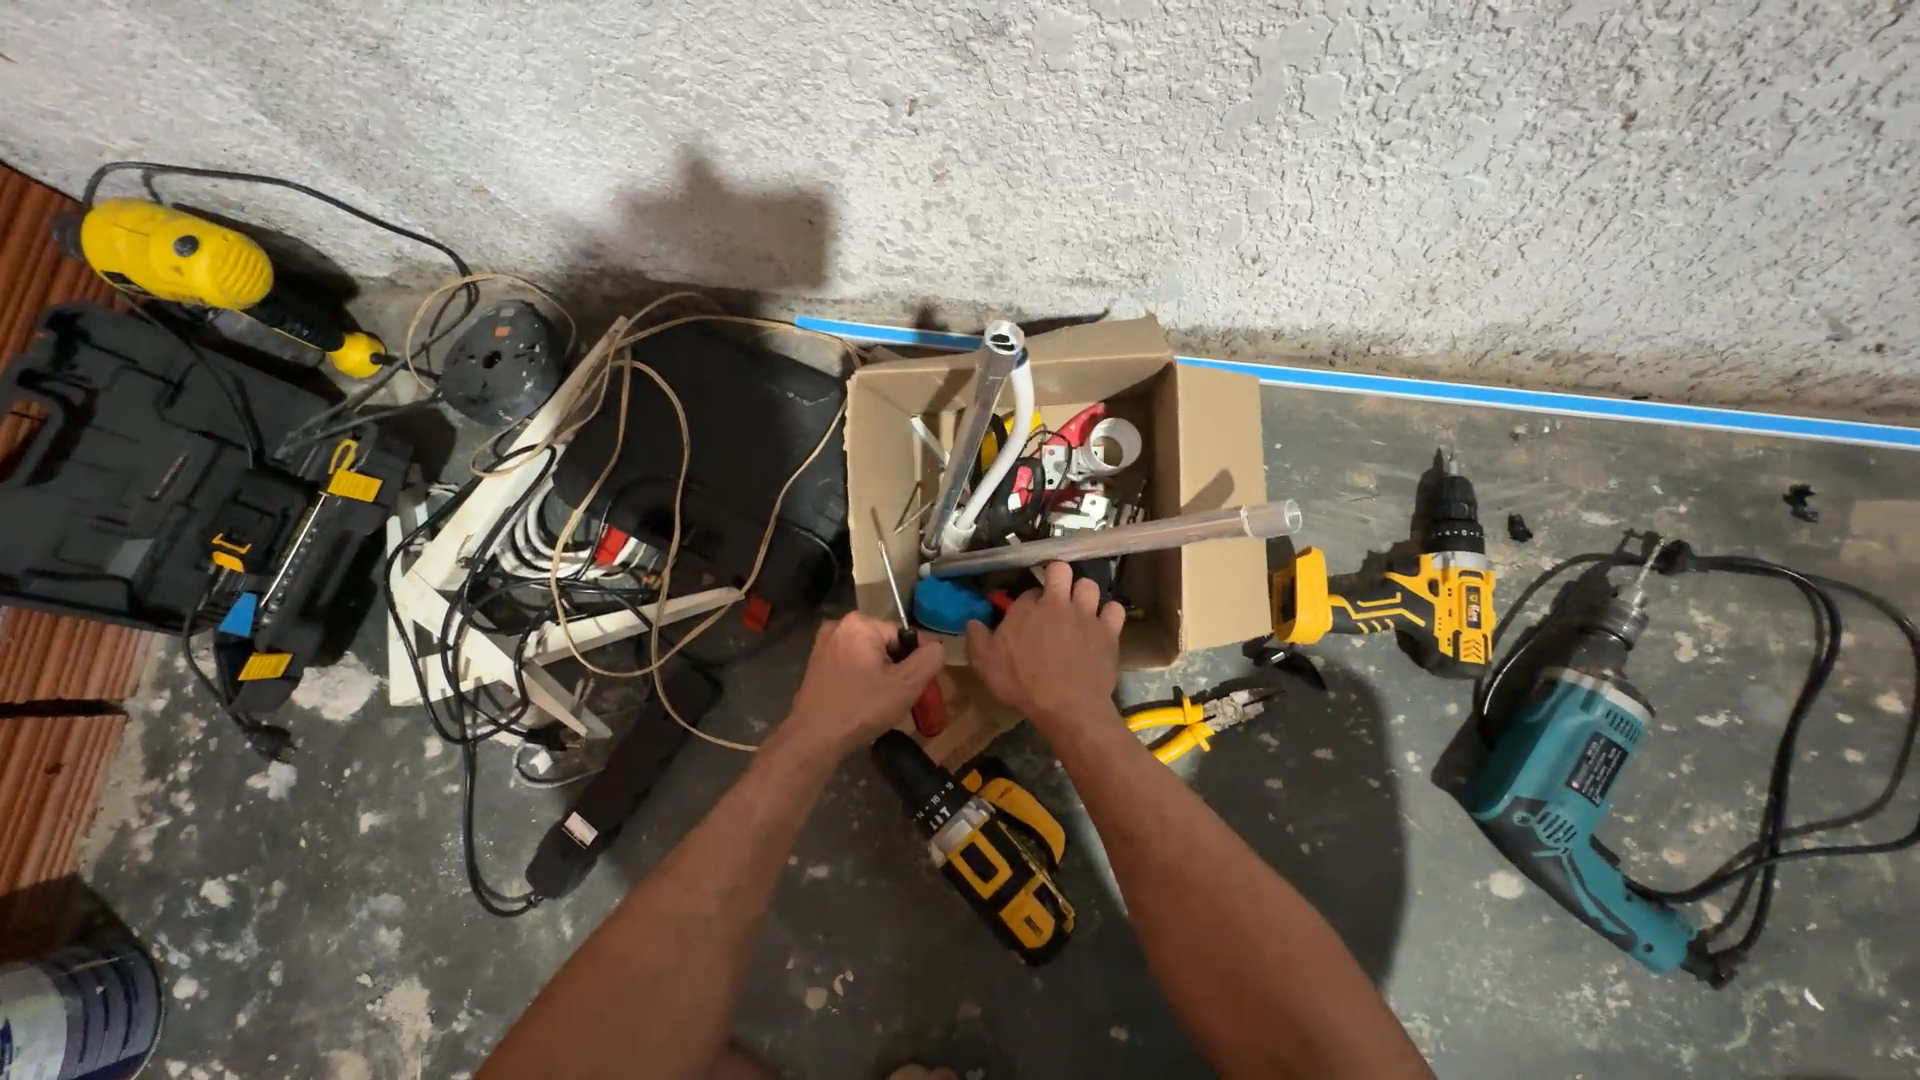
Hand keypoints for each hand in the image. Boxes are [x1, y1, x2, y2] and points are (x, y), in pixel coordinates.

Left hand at [784, 612, 944, 755]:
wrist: (814, 739)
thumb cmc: (862, 708)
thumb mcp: (906, 684)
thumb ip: (930, 658)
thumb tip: (937, 646)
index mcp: (860, 623)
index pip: (904, 635)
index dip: (918, 659)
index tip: (922, 684)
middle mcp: (839, 625)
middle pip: (885, 643)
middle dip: (898, 667)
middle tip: (902, 695)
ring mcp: (824, 644)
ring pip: (868, 655)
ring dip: (881, 674)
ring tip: (883, 701)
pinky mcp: (816, 663)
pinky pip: (851, 664)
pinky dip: (862, 678)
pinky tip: (863, 700)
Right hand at [964, 561, 1125, 728]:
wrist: (1066, 705)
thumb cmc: (1022, 685)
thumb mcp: (985, 665)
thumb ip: (976, 639)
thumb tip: (971, 622)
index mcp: (1026, 608)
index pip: (1027, 591)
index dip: (1028, 601)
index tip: (1027, 615)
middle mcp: (1057, 603)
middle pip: (1060, 570)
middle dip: (1057, 575)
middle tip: (1056, 592)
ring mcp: (1085, 615)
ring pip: (1089, 584)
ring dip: (1083, 592)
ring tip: (1080, 607)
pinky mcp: (1108, 631)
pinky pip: (1114, 609)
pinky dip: (1109, 613)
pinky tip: (1103, 623)